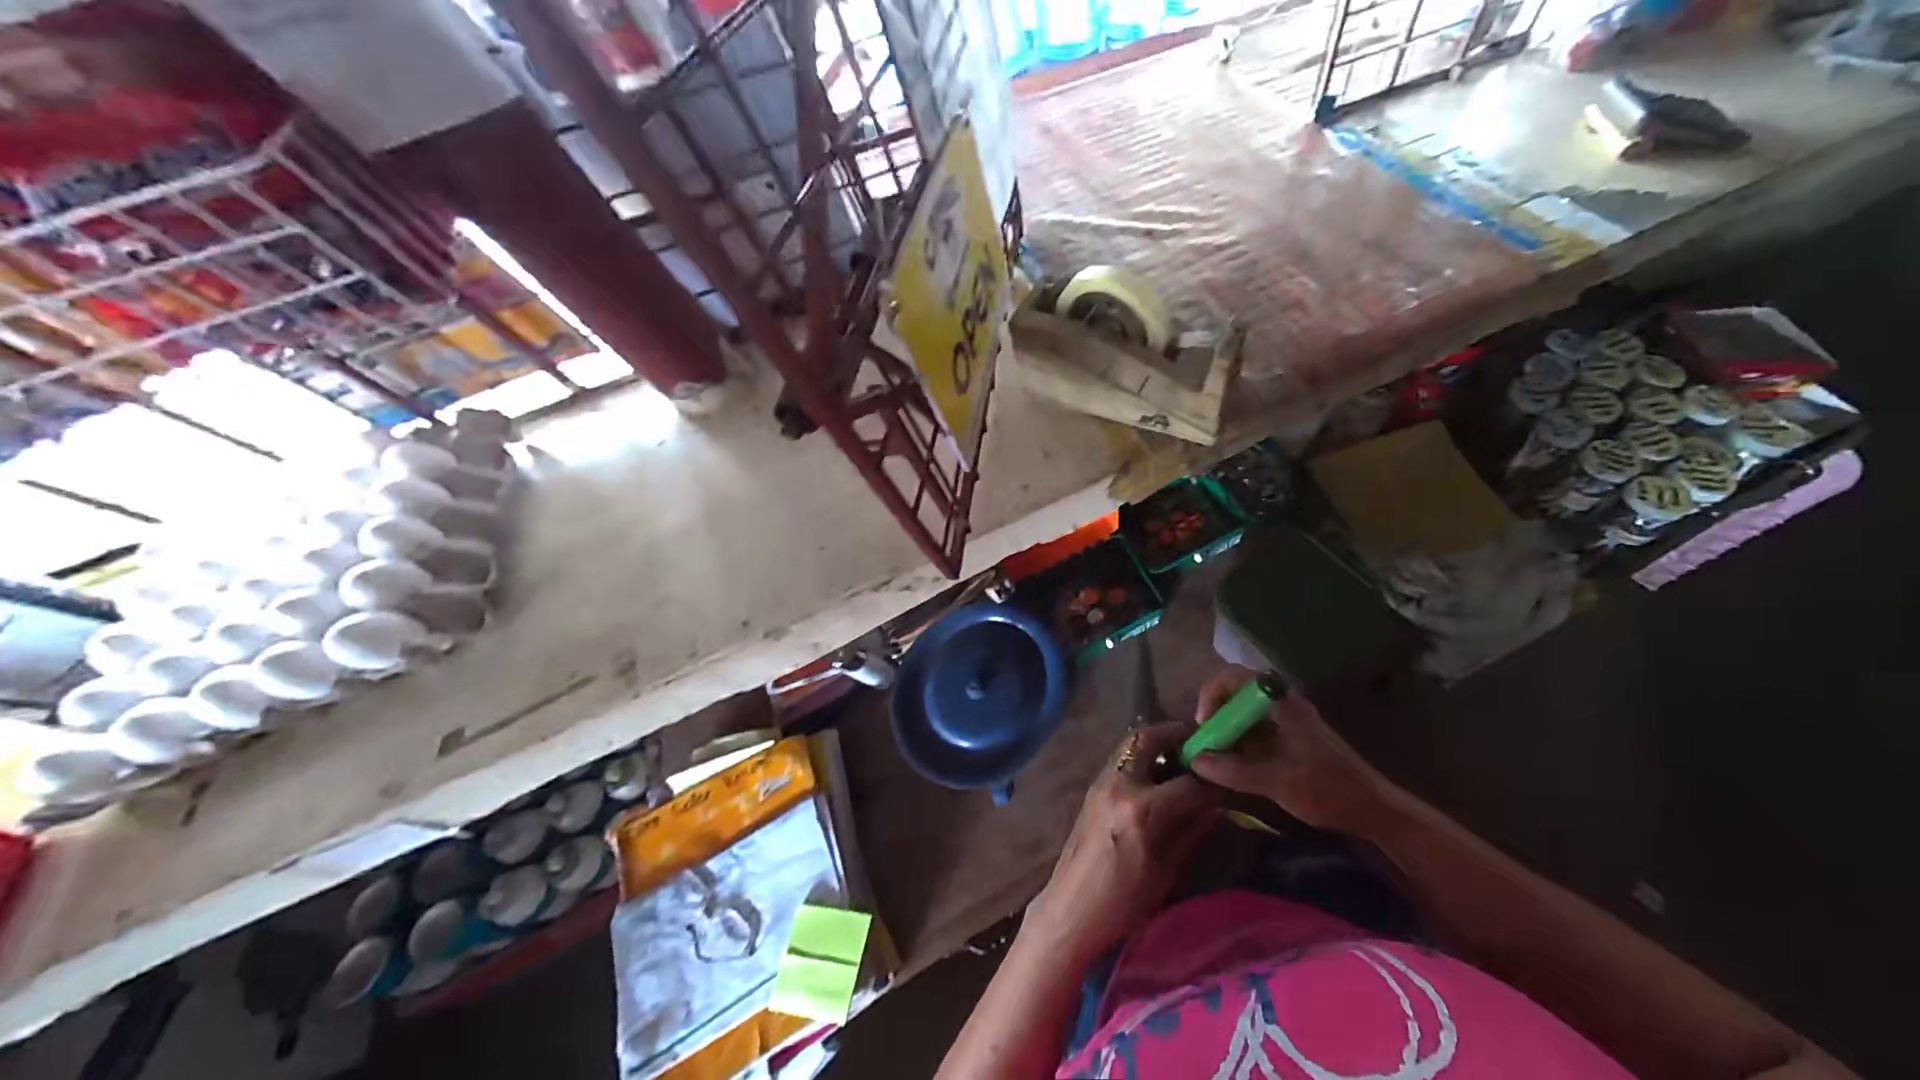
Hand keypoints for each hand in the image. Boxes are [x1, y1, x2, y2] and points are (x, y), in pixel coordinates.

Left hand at [1028, 722, 1219, 962]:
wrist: (1071, 910)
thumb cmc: (1123, 903)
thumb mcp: (1166, 872)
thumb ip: (1191, 832)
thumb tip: (1216, 807)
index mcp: (1142, 810)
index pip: (1188, 783)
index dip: (1213, 783)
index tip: (1228, 783)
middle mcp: (1119, 785)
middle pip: (1149, 738)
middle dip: (1177, 736)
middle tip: (1199, 747)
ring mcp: (1100, 783)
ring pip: (1130, 743)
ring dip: (1157, 744)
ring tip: (1180, 762)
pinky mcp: (1091, 789)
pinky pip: (1119, 759)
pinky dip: (1140, 757)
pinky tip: (1157, 778)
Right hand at [1187, 666, 1389, 831]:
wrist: (1375, 810)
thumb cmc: (1328, 790)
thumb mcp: (1276, 782)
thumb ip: (1233, 770)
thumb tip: (1195, 761)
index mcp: (1281, 703)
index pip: (1232, 677)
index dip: (1210, 696)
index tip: (1205, 726)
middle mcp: (1282, 702)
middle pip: (1235, 692)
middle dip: (1215, 716)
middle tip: (1208, 745)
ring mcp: (1287, 718)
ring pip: (1243, 711)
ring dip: (1226, 731)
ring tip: (1218, 759)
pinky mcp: (1291, 734)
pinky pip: (1255, 727)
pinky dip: (1240, 741)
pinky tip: (1236, 766)